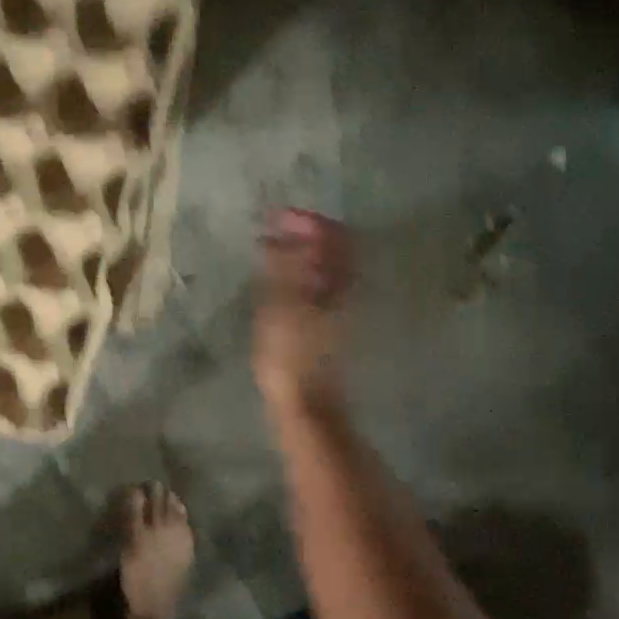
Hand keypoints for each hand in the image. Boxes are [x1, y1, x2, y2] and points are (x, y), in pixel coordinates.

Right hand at [252, 207, 351, 415]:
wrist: (307, 402)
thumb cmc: (290, 355)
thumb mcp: (280, 307)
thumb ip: (282, 268)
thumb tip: (279, 234)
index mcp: (336, 282)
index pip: (330, 235)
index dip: (304, 220)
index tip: (274, 216)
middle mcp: (346, 289)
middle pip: (334, 248)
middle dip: (305, 233)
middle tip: (273, 229)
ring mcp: (340, 308)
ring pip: (328, 267)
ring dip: (303, 253)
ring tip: (272, 251)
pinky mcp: (330, 324)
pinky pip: (320, 284)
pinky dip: (301, 273)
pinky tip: (281, 281)